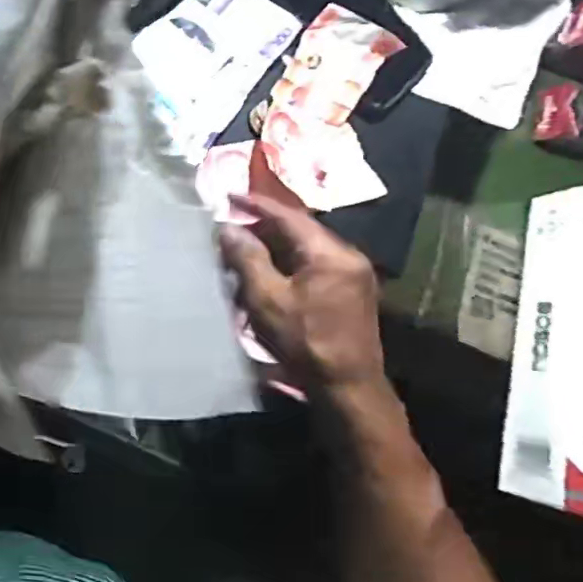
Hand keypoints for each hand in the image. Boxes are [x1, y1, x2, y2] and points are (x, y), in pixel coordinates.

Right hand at [218, 193, 385, 395]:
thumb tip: (229, 228)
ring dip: (275, 241)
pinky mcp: (351, 290)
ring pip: (306, 245)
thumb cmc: (304, 339)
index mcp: (330, 254)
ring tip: (244, 243)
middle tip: (231, 222)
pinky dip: (288, 257)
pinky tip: (268, 266)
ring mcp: (353, 274)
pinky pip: (314, 261)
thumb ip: (248, 258)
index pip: (289, 216)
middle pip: (300, 228)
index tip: (229, 196)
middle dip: (264, 223)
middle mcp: (348, 256)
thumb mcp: (267, 297)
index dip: (256, 204)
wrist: (347, 385)